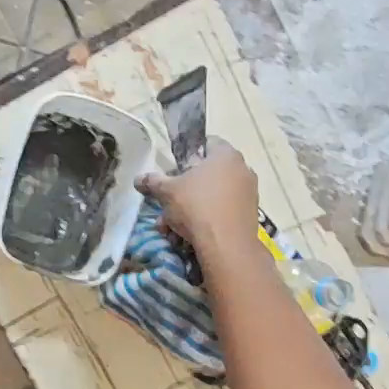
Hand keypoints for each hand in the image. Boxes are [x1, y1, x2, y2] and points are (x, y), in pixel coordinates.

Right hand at [136, 138, 259, 255]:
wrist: (226, 244)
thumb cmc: (196, 206)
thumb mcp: (167, 192)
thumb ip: (153, 182)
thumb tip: (138, 179)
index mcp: (225, 154)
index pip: (207, 143)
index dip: (188, 155)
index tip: (174, 171)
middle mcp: (242, 168)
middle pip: (208, 173)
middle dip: (185, 188)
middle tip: (169, 203)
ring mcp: (249, 191)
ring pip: (213, 194)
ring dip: (192, 207)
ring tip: (173, 225)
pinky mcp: (250, 213)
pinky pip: (223, 210)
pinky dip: (207, 218)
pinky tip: (190, 234)